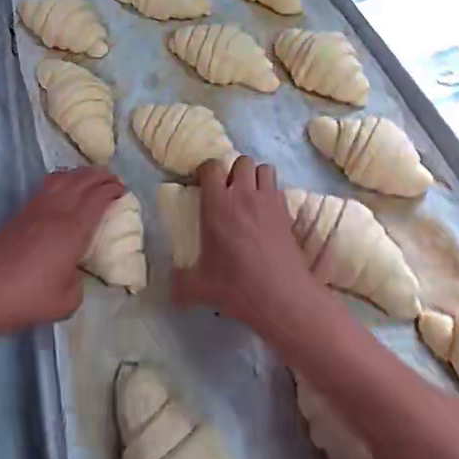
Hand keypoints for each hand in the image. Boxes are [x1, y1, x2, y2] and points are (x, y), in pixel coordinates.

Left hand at [0, 166, 124, 334]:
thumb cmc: (29, 298)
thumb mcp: (68, 300)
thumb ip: (80, 282)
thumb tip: (76, 271)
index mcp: (74, 228)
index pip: (99, 197)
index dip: (114, 190)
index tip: (123, 191)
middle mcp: (57, 210)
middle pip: (84, 181)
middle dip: (102, 177)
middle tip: (115, 181)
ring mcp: (37, 208)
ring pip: (64, 178)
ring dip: (82, 174)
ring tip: (92, 178)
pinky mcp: (21, 213)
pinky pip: (48, 185)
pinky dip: (63, 179)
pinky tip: (64, 185)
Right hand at [171, 156, 322, 332]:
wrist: (282, 297)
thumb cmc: (237, 287)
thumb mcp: (200, 288)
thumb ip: (181, 283)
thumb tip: (171, 284)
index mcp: (218, 205)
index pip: (211, 167)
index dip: (206, 171)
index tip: (202, 184)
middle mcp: (244, 195)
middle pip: (242, 161)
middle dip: (234, 171)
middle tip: (228, 191)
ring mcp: (268, 201)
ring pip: (264, 169)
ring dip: (255, 177)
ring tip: (249, 195)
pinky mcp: (286, 212)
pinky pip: (278, 188)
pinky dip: (271, 192)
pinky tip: (266, 212)